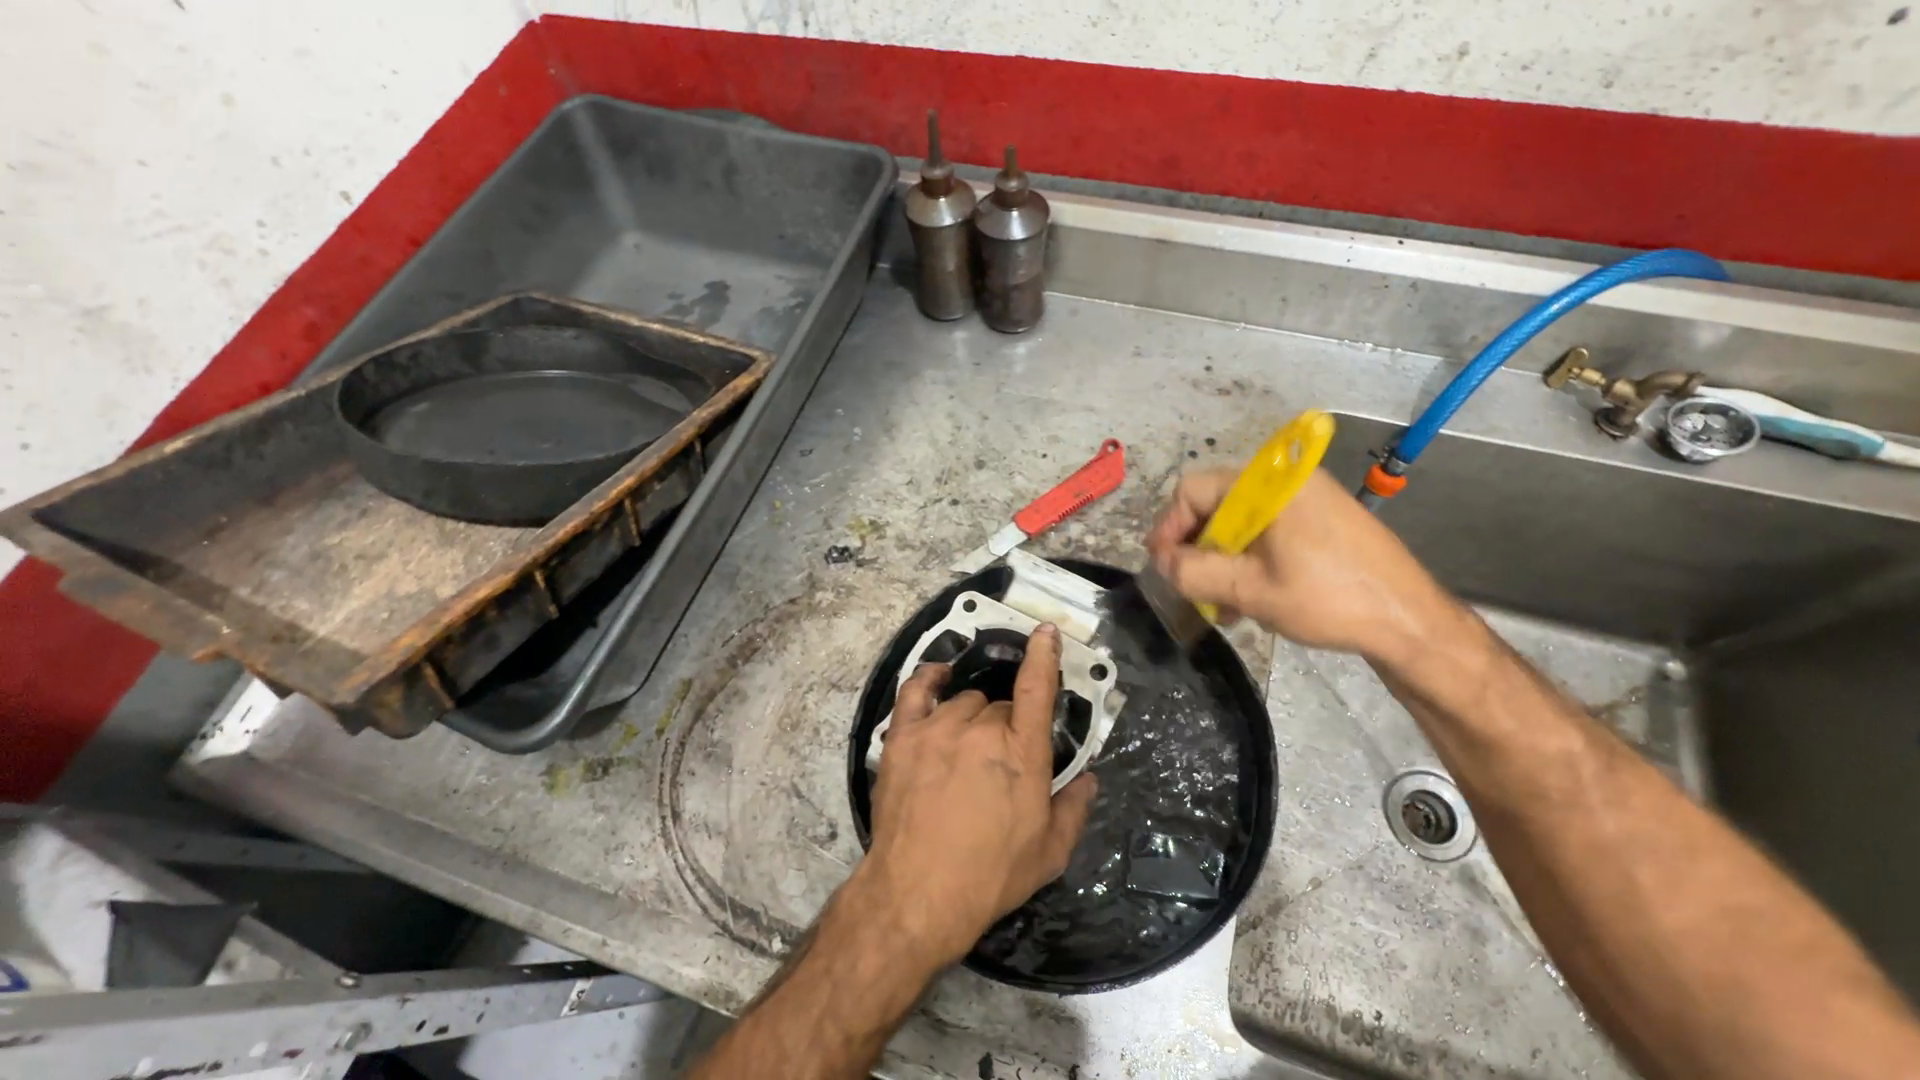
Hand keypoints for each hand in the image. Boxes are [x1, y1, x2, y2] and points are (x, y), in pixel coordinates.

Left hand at [860, 625, 1097, 966]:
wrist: (917, 893)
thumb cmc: (990, 875)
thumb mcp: (1050, 852)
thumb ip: (1074, 808)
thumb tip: (1088, 779)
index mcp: (1022, 752)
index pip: (1037, 689)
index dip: (1044, 656)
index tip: (1045, 632)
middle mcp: (980, 730)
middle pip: (1001, 705)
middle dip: (1008, 726)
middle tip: (1002, 762)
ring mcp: (937, 729)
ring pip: (963, 703)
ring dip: (972, 718)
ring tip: (966, 752)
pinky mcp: (901, 738)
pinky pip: (916, 691)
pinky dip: (929, 679)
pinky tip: (937, 678)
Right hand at [1144, 467, 1460, 662]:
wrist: (1409, 619)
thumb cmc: (1327, 599)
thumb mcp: (1249, 590)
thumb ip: (1194, 573)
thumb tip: (1162, 563)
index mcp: (1268, 484)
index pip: (1192, 490)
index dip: (1169, 528)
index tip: (1164, 568)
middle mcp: (1285, 480)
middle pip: (1215, 503)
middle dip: (1196, 548)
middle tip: (1192, 590)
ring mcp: (1308, 497)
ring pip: (1240, 521)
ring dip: (1221, 559)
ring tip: (1222, 604)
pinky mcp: (1322, 519)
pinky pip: (1268, 530)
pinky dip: (1250, 558)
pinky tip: (1251, 597)